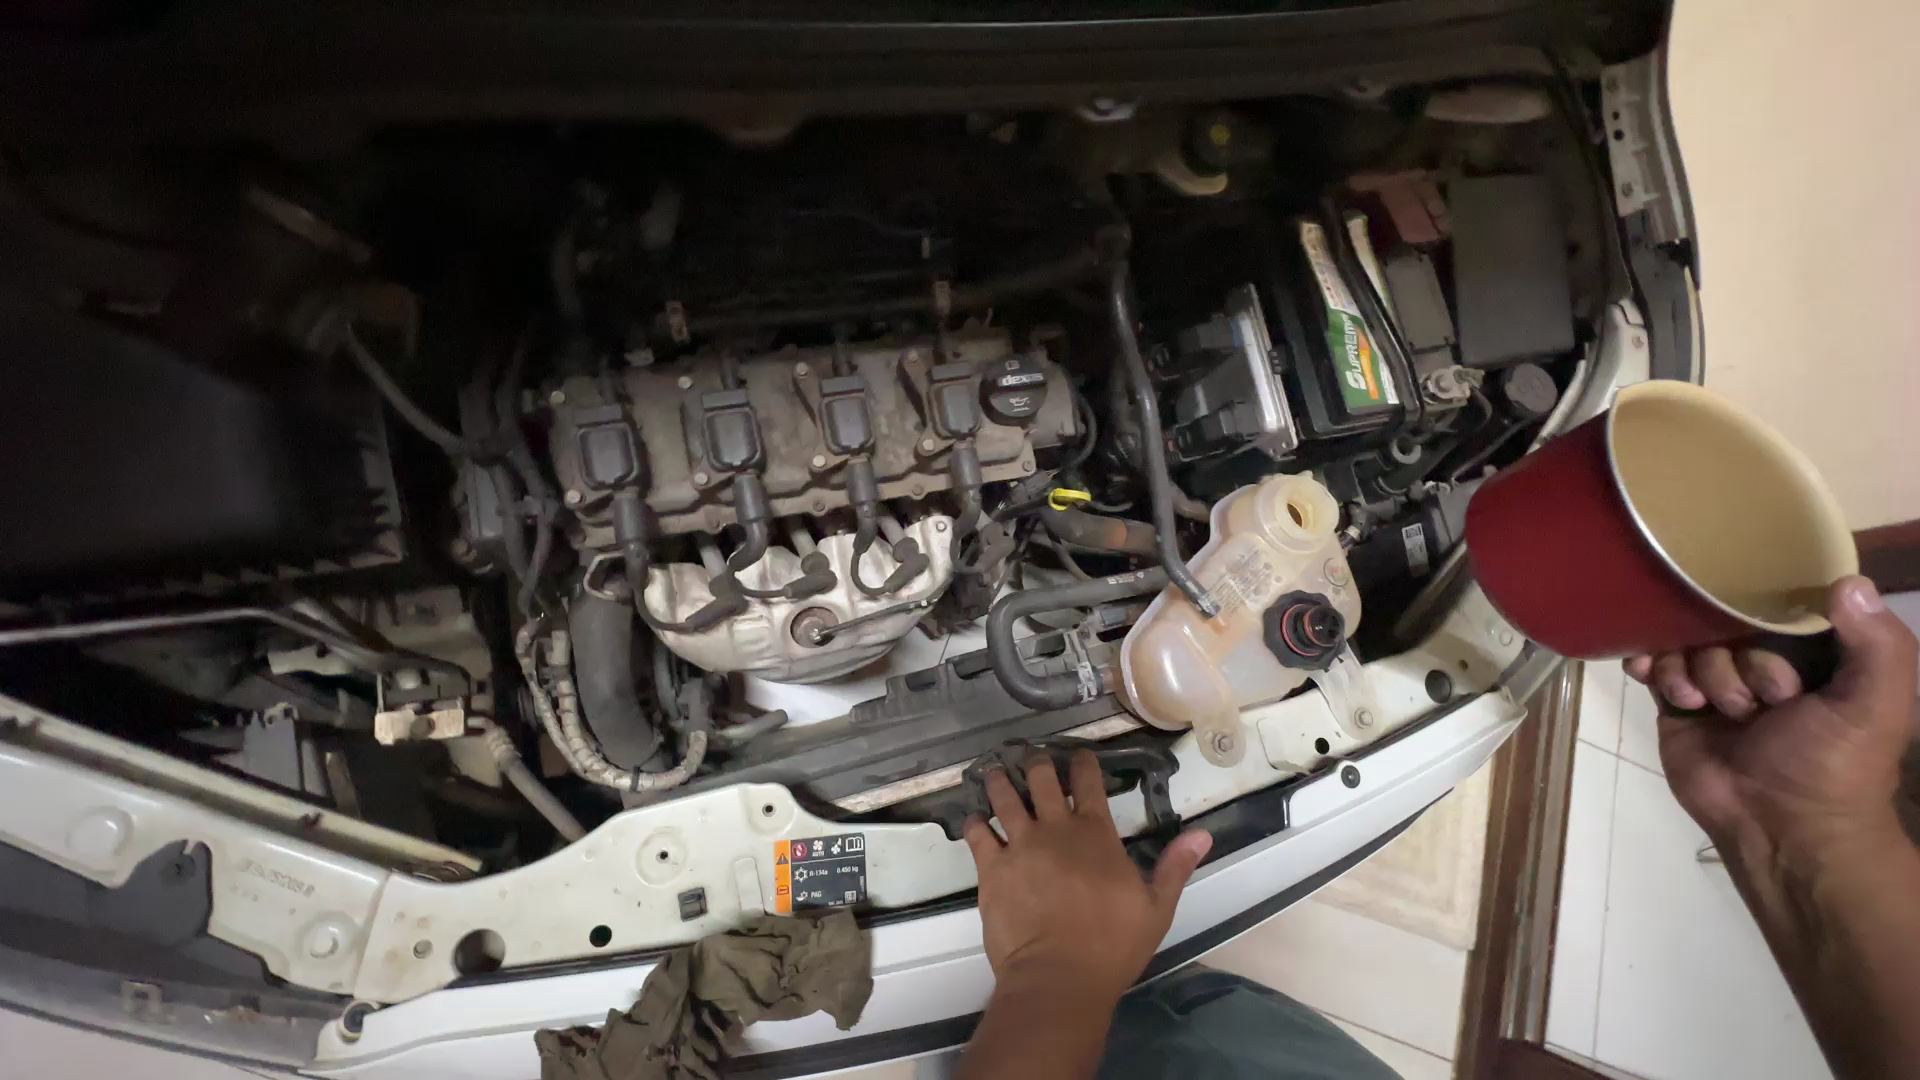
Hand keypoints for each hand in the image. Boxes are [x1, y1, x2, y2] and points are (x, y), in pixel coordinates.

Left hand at [963, 750, 1212, 1004]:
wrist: (1059, 978)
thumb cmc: (1112, 945)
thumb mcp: (1157, 907)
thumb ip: (1175, 866)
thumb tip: (1203, 835)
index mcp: (1094, 832)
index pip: (1088, 780)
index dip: (1082, 761)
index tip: (1078, 754)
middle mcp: (1054, 828)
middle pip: (1040, 778)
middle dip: (1036, 762)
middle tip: (1032, 757)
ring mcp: (1019, 844)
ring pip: (1004, 796)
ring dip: (999, 781)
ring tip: (994, 772)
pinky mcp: (991, 866)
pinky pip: (977, 833)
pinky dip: (974, 822)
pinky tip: (974, 819)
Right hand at [1626, 576, 1917, 866]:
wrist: (1774, 822)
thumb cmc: (1831, 764)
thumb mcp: (1874, 708)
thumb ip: (1878, 648)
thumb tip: (1848, 581)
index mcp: (1817, 662)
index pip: (1778, 617)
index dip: (1771, 638)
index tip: (1782, 678)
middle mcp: (1764, 666)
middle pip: (1722, 630)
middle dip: (1727, 663)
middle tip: (1747, 706)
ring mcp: (1715, 683)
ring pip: (1684, 646)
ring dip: (1689, 673)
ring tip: (1703, 706)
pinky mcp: (1675, 701)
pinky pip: (1651, 665)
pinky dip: (1647, 666)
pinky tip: (1647, 675)